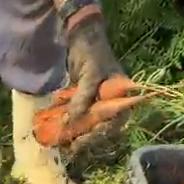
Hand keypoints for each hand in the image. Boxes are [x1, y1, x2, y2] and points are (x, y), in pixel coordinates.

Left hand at [62, 13, 127, 131]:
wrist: (81, 38)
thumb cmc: (92, 52)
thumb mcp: (90, 73)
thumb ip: (83, 96)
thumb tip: (74, 120)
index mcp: (121, 96)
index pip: (115, 122)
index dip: (100, 133)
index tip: (83, 138)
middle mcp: (112, 104)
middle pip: (103, 130)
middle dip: (87, 138)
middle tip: (71, 145)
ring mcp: (98, 106)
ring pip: (91, 129)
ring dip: (78, 137)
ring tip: (63, 142)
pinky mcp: (86, 106)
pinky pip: (81, 122)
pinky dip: (72, 129)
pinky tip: (61, 136)